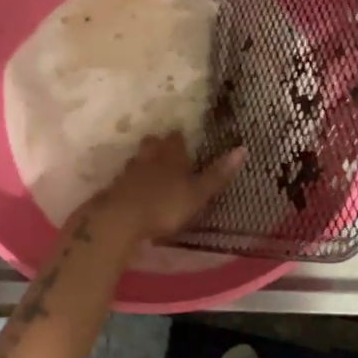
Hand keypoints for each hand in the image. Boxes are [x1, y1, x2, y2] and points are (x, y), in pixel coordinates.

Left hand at [83, 133, 245, 253]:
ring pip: (136, 160)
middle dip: (157, 144)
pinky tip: (130, 189)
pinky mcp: (113, 189)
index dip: (178, 139)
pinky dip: (128, 181)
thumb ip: (218, 174)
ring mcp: (128, 173)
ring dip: (142, 161)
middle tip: (162, 149)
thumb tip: (243, 149)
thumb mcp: (198, 194)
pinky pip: (123, 179)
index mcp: (172, 158)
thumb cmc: (165, 206)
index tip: (181, 138)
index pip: (175, 140)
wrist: (121, 219)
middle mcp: (149, 159)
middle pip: (152, 144)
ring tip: (147, 167)